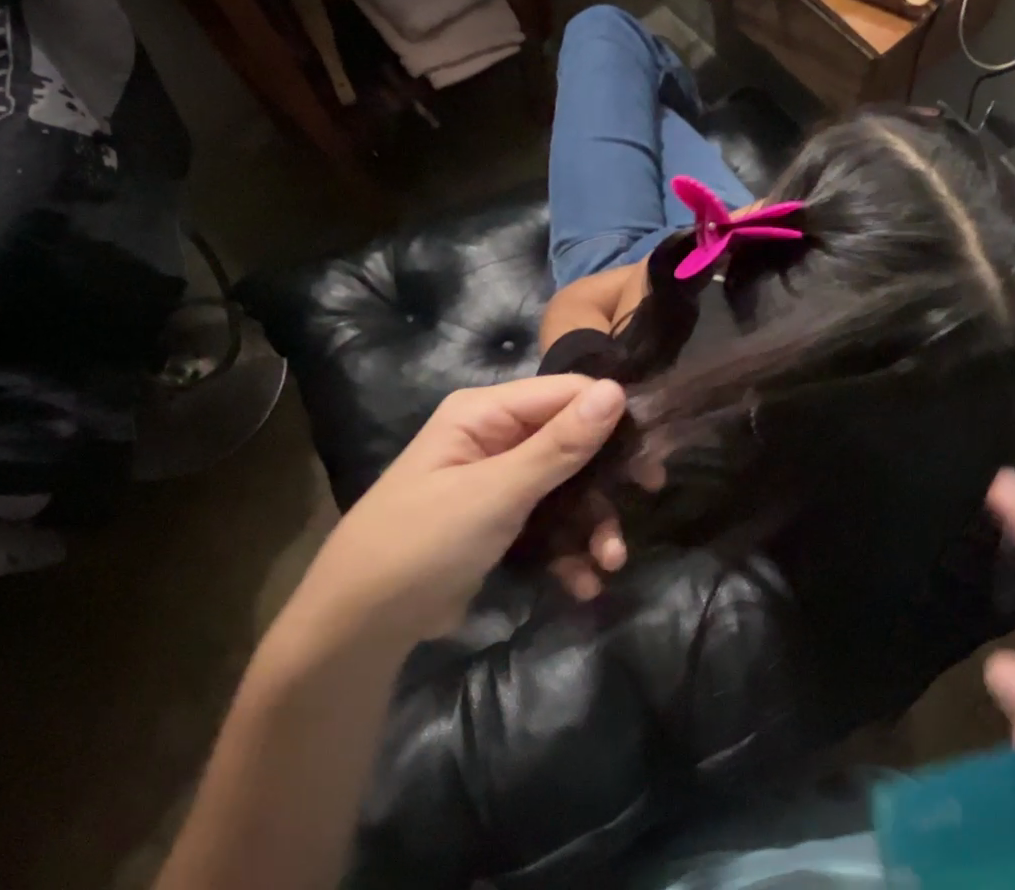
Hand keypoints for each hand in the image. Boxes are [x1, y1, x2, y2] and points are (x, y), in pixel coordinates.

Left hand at [279, 375, 626, 648]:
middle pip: (574, 445)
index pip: (567, 393)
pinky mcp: (502, 525)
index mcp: (486, 413)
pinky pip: (550, 526)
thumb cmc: (423, 542)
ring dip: (593, 526)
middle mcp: (496, 439)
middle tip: (649, 497)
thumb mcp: (496, 492)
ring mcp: (500, 484)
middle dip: (606, 482)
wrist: (361, 624)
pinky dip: (569, 552)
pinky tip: (582, 584)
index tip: (652, 450)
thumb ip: (560, 445)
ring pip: (568, 491)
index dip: (613, 418)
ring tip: (611, 563)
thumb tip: (617, 390)